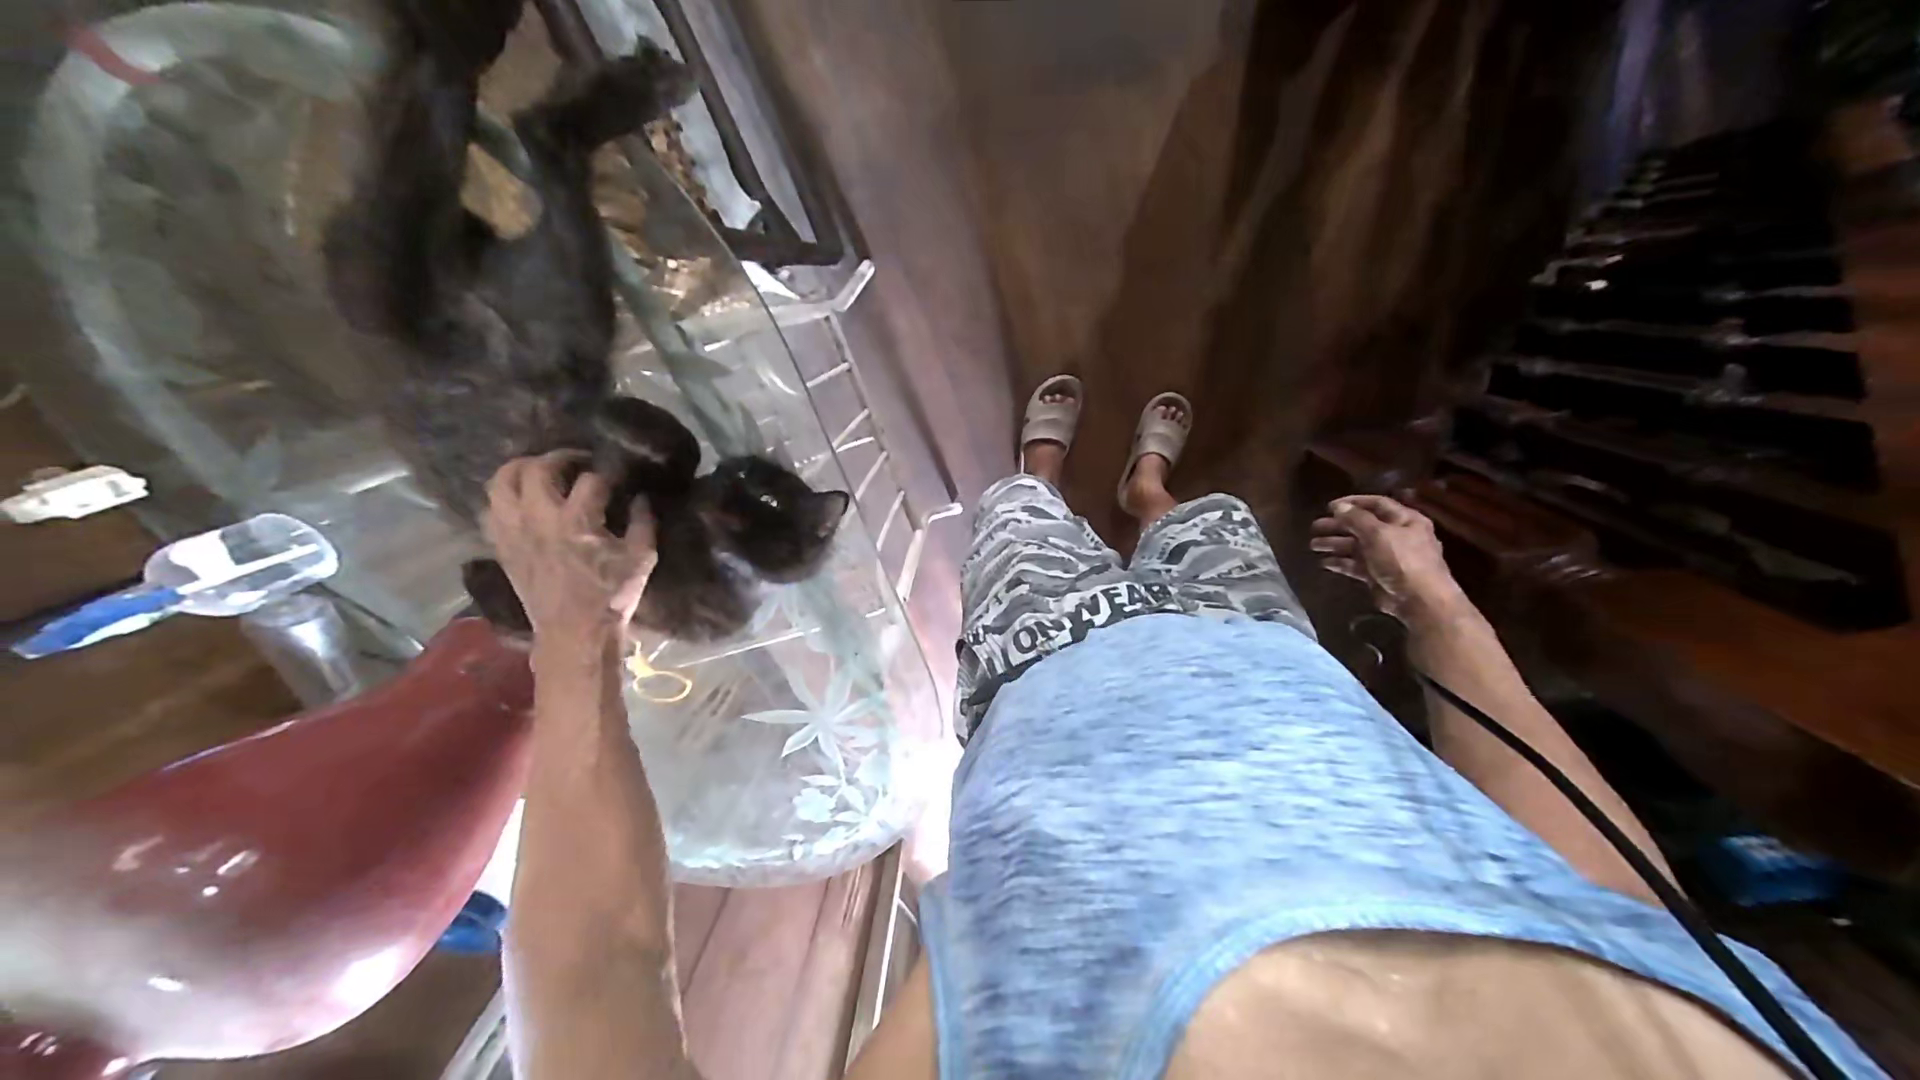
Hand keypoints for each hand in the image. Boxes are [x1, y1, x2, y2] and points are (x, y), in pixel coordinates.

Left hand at [482, 451, 656, 640]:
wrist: (575, 632)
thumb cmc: (612, 596)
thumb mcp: (641, 559)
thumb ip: (643, 523)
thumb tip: (641, 498)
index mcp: (576, 520)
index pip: (592, 479)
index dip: (610, 474)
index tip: (621, 478)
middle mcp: (538, 518)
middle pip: (537, 468)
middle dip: (561, 458)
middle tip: (578, 462)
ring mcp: (514, 531)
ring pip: (502, 481)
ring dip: (523, 469)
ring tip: (542, 471)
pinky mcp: (501, 545)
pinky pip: (492, 508)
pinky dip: (506, 496)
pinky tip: (524, 501)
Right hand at [1310, 494, 1467, 623]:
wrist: (1419, 600)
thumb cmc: (1402, 560)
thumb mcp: (1378, 534)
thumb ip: (1356, 519)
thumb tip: (1339, 507)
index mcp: (1405, 520)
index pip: (1377, 504)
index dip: (1353, 502)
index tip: (1329, 507)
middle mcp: (1396, 536)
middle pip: (1362, 526)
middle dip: (1338, 525)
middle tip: (1315, 527)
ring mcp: (1386, 556)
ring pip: (1356, 546)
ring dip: (1335, 544)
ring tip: (1314, 545)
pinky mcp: (1378, 575)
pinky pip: (1356, 565)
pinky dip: (1341, 563)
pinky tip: (1324, 562)